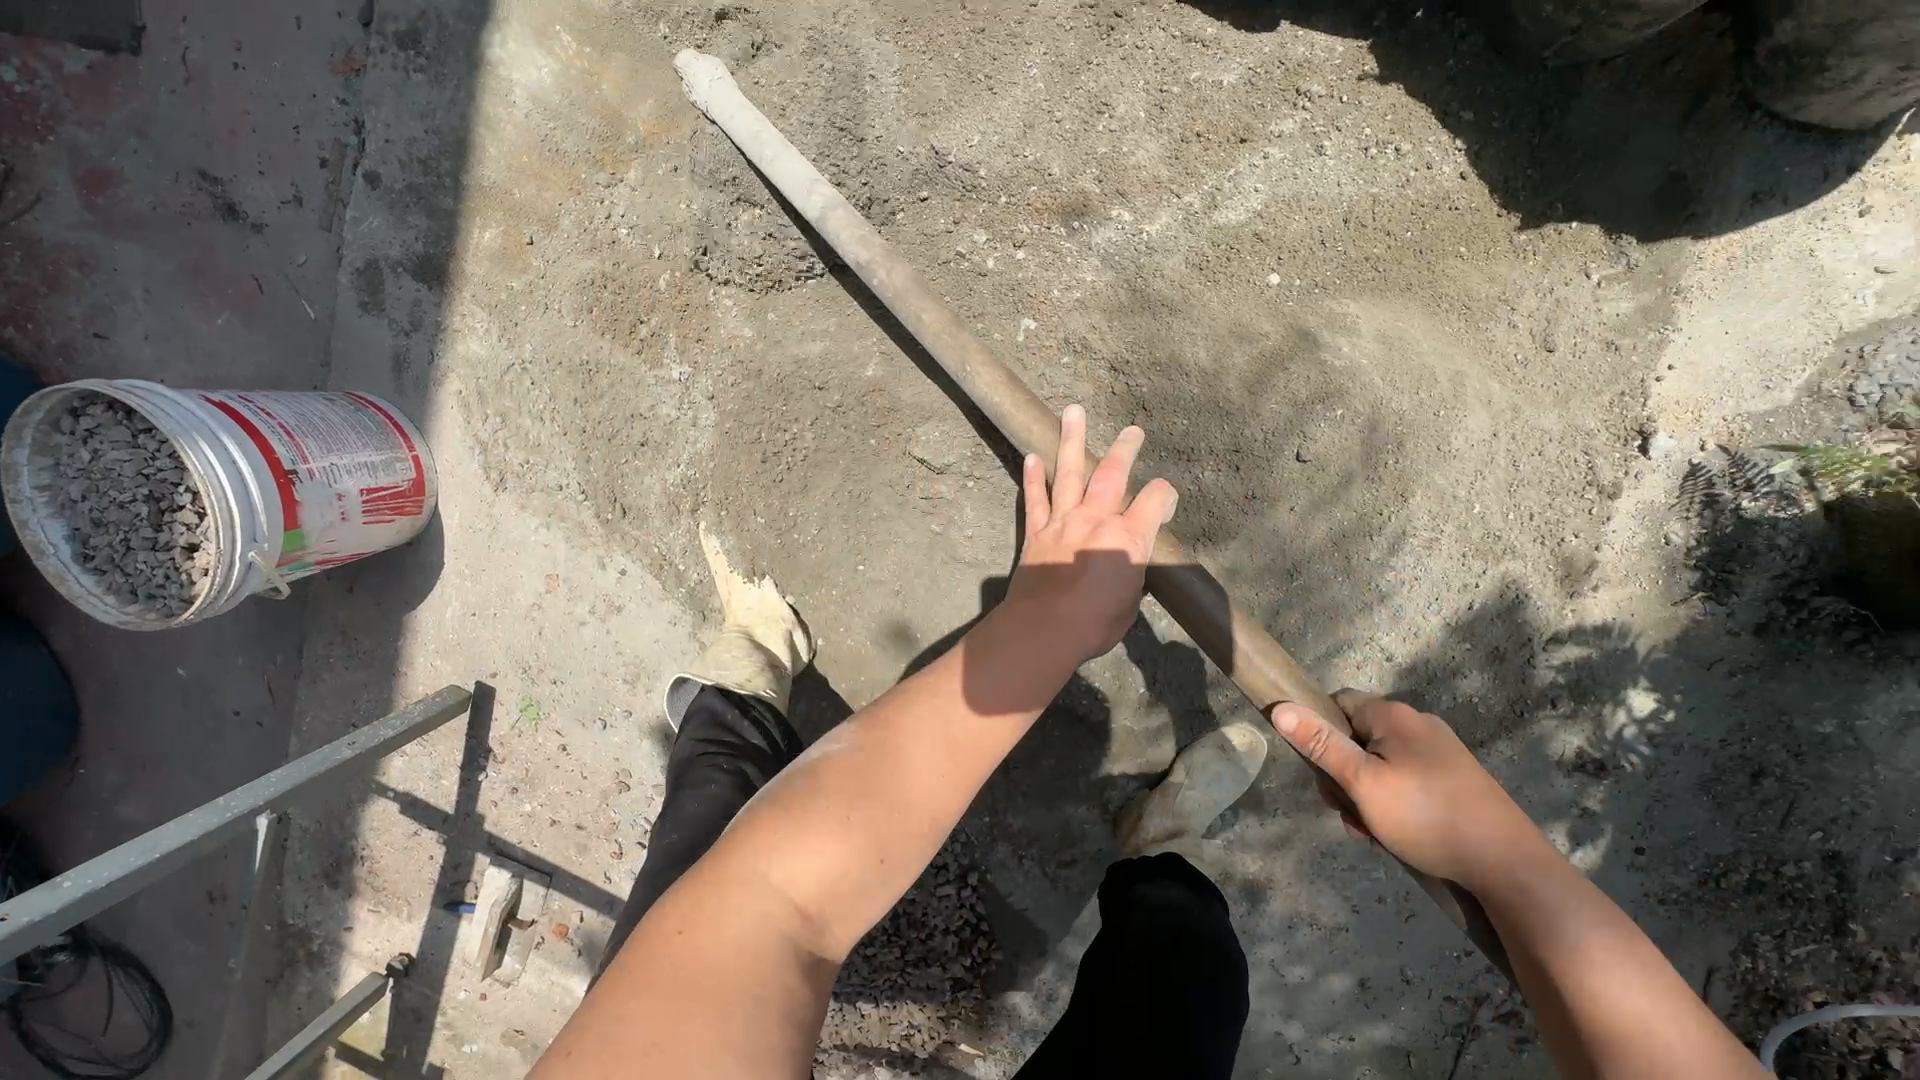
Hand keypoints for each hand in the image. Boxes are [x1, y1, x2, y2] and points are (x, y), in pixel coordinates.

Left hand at [1004, 405, 1176, 664]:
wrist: (1044, 629)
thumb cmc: (1094, 624)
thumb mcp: (1130, 604)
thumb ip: (1131, 578)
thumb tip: (1130, 573)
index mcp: (1129, 538)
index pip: (1156, 500)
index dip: (1165, 496)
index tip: (1166, 499)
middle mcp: (1097, 520)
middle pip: (1113, 474)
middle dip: (1125, 449)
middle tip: (1132, 430)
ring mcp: (1063, 522)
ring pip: (1069, 473)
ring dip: (1071, 440)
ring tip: (1073, 412)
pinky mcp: (1036, 533)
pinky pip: (1035, 499)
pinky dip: (1034, 478)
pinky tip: (1032, 457)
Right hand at [1269, 690, 1548, 889]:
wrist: (1507, 865)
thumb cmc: (1426, 817)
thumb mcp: (1362, 784)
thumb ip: (1320, 745)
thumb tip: (1280, 707)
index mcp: (1394, 716)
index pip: (1337, 703)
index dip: (1318, 731)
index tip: (1319, 771)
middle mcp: (1418, 724)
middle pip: (1357, 737)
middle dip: (1343, 775)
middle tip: (1348, 813)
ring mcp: (1441, 751)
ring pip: (1380, 764)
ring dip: (1366, 795)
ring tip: (1373, 832)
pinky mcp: (1456, 778)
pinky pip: (1406, 780)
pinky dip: (1393, 803)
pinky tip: (1397, 834)